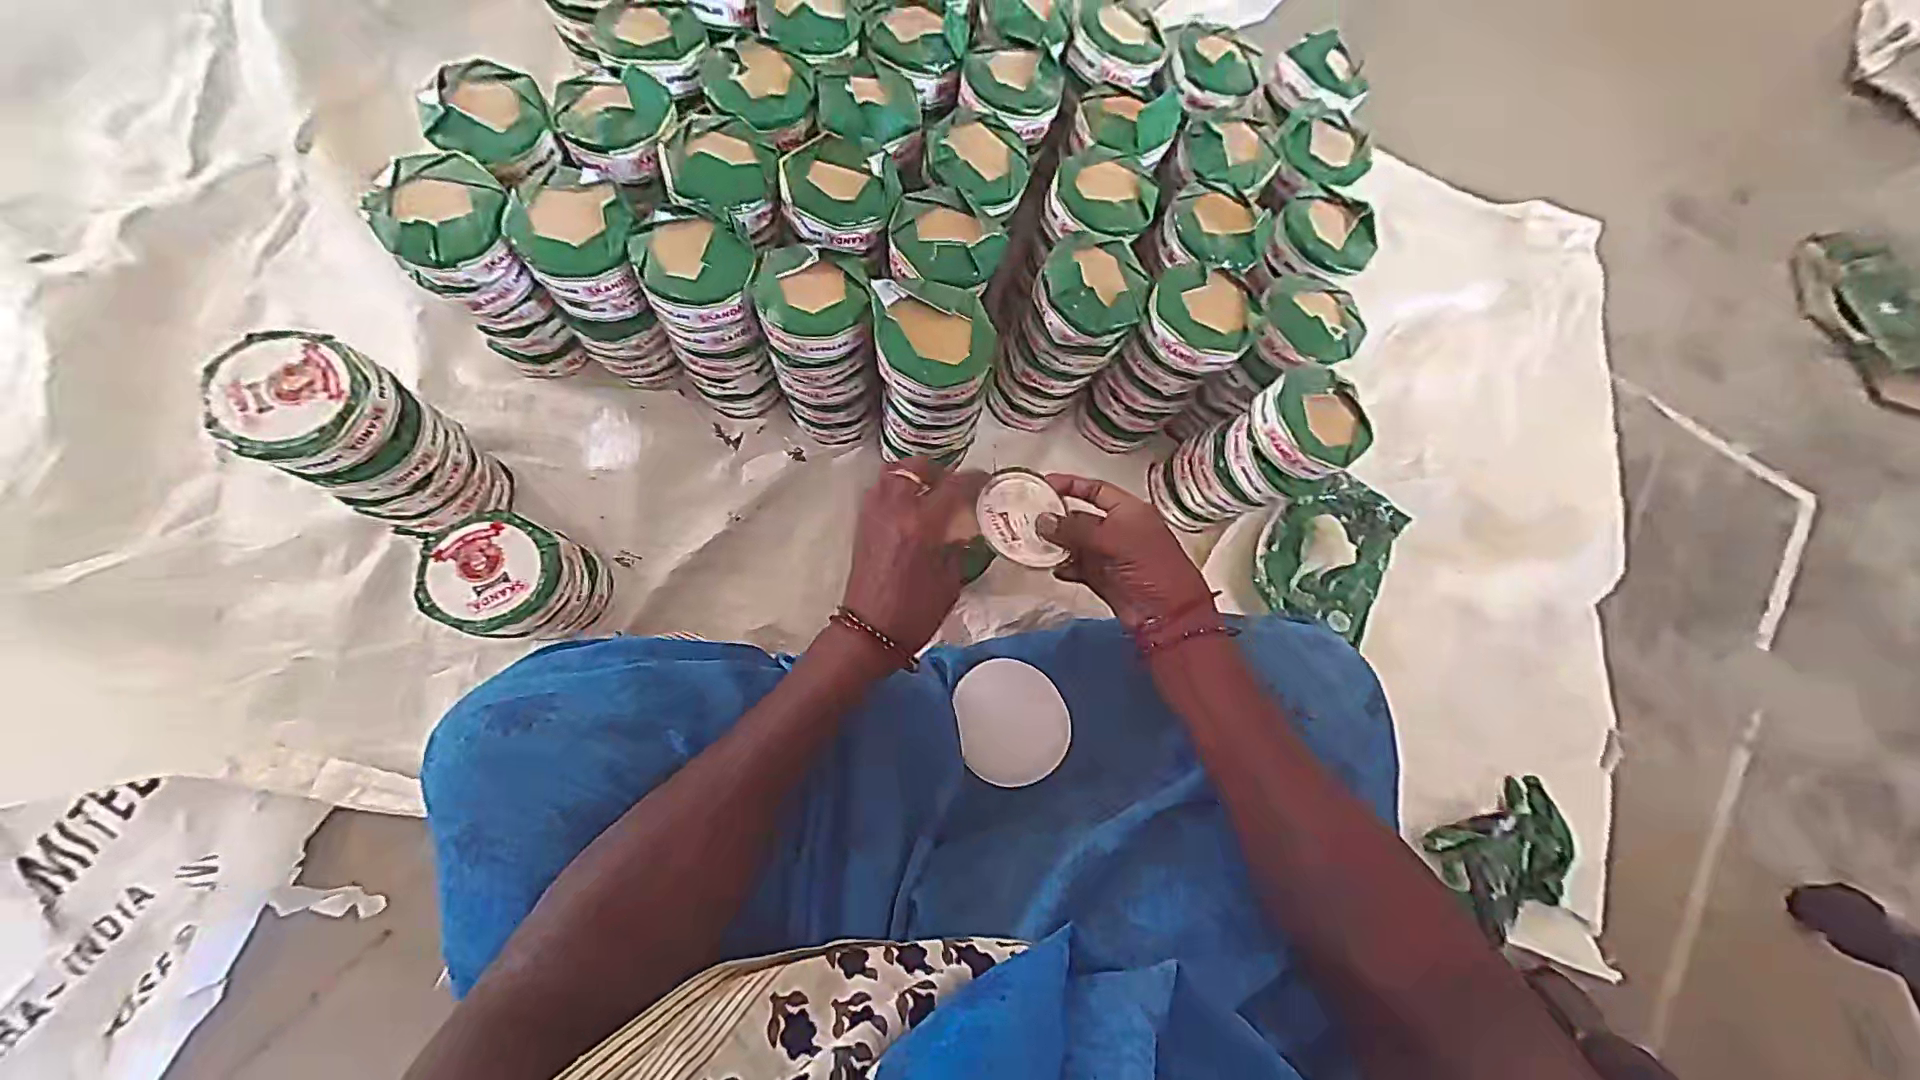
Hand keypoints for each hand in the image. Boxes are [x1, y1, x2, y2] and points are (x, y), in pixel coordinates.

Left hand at [840, 458, 987, 655]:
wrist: (870, 631)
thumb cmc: (916, 612)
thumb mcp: (951, 579)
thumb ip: (959, 545)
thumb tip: (966, 528)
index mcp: (922, 524)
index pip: (955, 486)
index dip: (975, 480)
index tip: (986, 482)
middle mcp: (895, 509)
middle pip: (918, 468)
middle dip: (940, 473)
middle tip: (954, 488)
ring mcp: (875, 512)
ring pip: (895, 473)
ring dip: (915, 476)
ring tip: (930, 493)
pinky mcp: (862, 522)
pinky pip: (881, 489)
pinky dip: (897, 489)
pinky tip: (910, 508)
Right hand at [1036, 474, 1214, 631]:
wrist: (1165, 612)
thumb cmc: (1149, 566)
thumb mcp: (1112, 539)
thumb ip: (1075, 528)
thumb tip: (1043, 521)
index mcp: (1128, 511)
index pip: (1095, 490)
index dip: (1071, 485)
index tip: (1045, 483)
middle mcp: (1117, 529)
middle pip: (1081, 517)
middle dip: (1057, 517)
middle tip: (1030, 516)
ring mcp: (1108, 554)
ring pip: (1075, 542)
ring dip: (1056, 543)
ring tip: (1034, 541)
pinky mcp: (1102, 577)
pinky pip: (1076, 566)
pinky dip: (1064, 565)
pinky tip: (1052, 566)